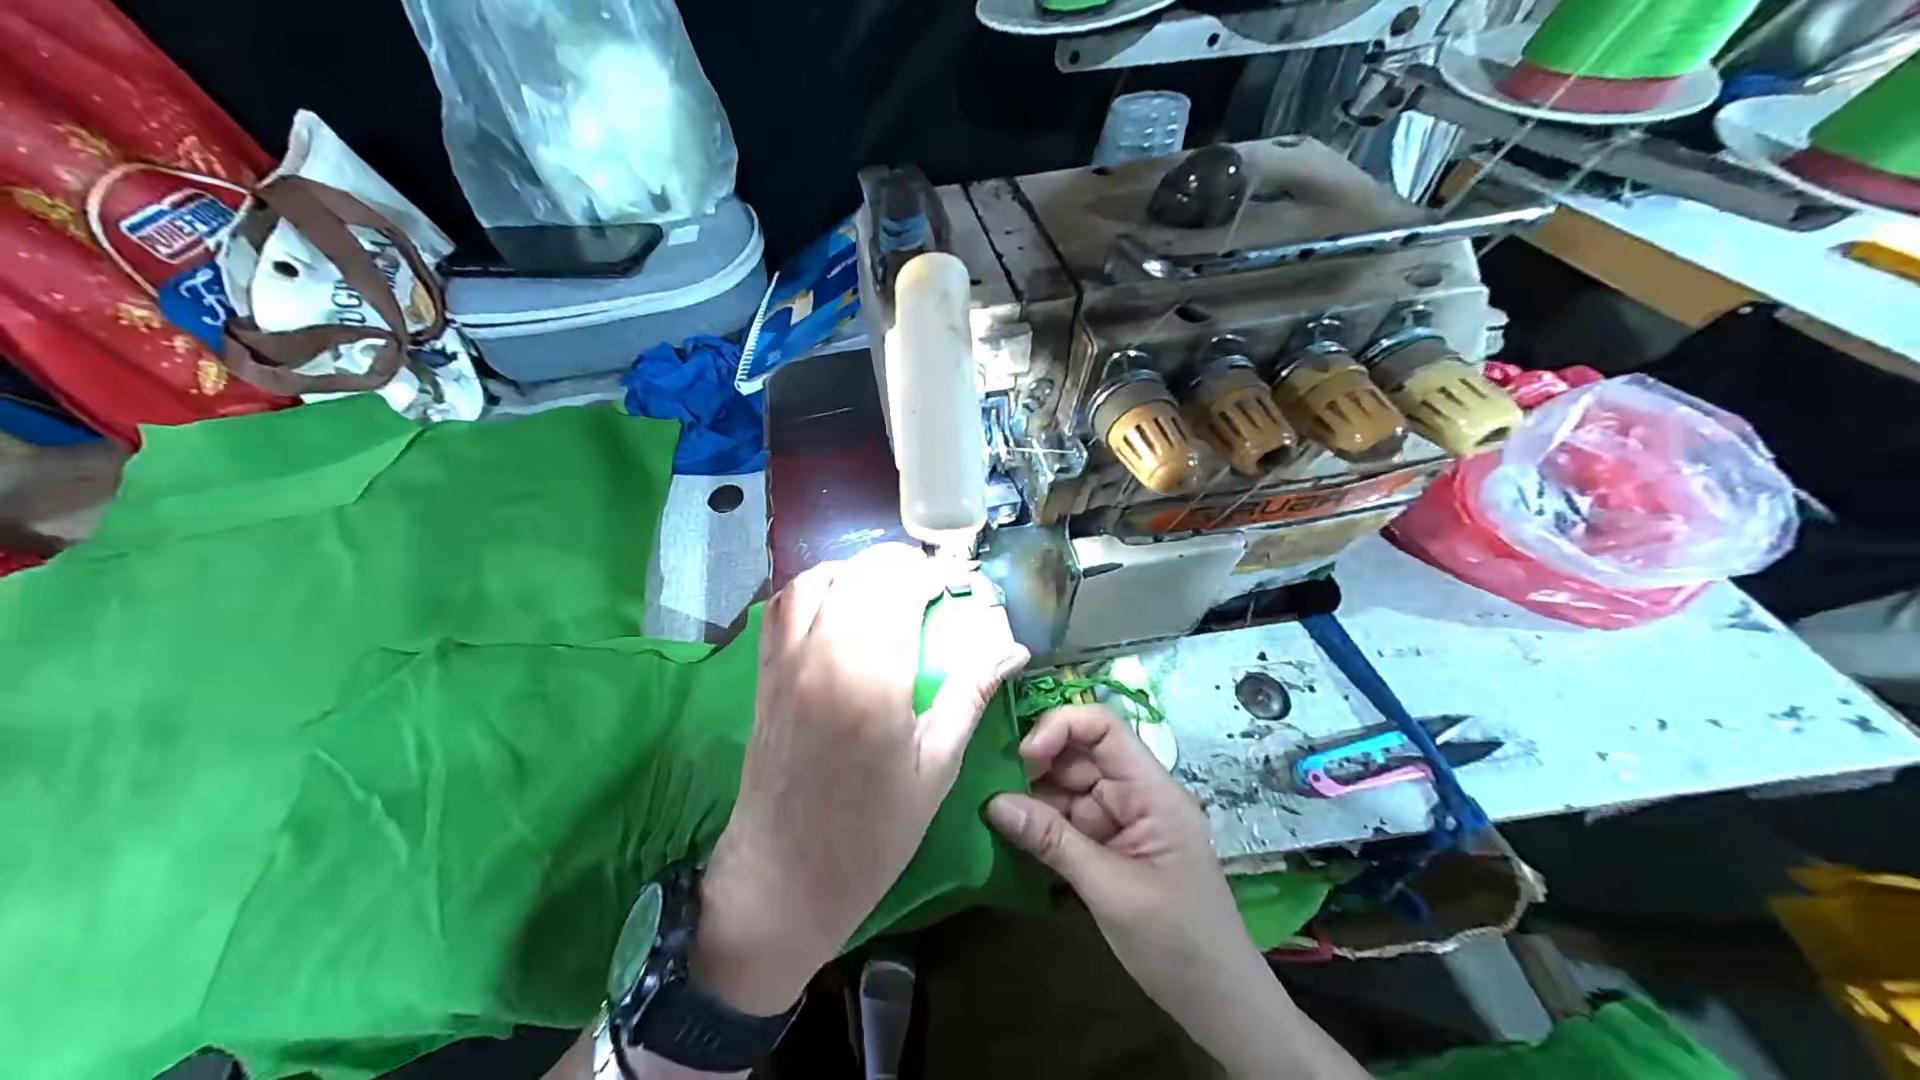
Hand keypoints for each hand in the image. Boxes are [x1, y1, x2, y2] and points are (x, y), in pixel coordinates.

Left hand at [693, 543, 1028, 1015]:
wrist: (782, 878)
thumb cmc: (872, 836)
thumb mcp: (936, 768)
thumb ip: (970, 695)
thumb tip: (1013, 651)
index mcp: (871, 681)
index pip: (898, 587)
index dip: (930, 576)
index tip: (953, 589)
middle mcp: (821, 657)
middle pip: (860, 574)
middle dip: (900, 568)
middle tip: (929, 592)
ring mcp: (784, 662)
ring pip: (817, 579)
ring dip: (857, 573)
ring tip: (888, 595)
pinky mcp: (764, 673)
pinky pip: (784, 606)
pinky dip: (817, 590)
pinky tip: (841, 610)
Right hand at [985, 706, 1364, 1079]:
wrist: (1218, 1003)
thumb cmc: (1178, 941)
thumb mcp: (1111, 890)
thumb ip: (1053, 842)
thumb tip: (993, 803)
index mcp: (1151, 790)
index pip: (1104, 729)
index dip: (1060, 727)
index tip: (1021, 757)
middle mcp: (1135, 795)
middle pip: (1079, 756)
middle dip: (1035, 766)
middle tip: (992, 789)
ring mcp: (1122, 821)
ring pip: (1067, 789)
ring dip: (1032, 799)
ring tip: (991, 813)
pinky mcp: (1110, 847)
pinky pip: (1068, 821)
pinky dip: (1040, 827)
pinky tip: (1011, 837)